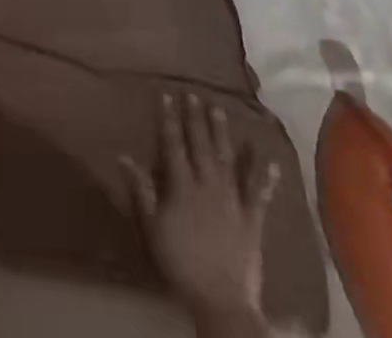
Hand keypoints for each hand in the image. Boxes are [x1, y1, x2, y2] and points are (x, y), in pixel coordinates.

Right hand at [120, 93, 279, 334]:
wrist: (221, 298)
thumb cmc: (179, 261)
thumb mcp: (151, 226)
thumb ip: (141, 189)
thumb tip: (124, 155)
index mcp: (182, 186)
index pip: (173, 144)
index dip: (169, 119)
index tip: (167, 96)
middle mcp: (209, 185)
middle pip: (201, 145)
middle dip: (195, 118)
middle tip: (193, 94)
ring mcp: (233, 199)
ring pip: (227, 159)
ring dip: (222, 133)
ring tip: (218, 110)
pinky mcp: (253, 217)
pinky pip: (259, 191)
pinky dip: (263, 173)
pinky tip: (268, 157)